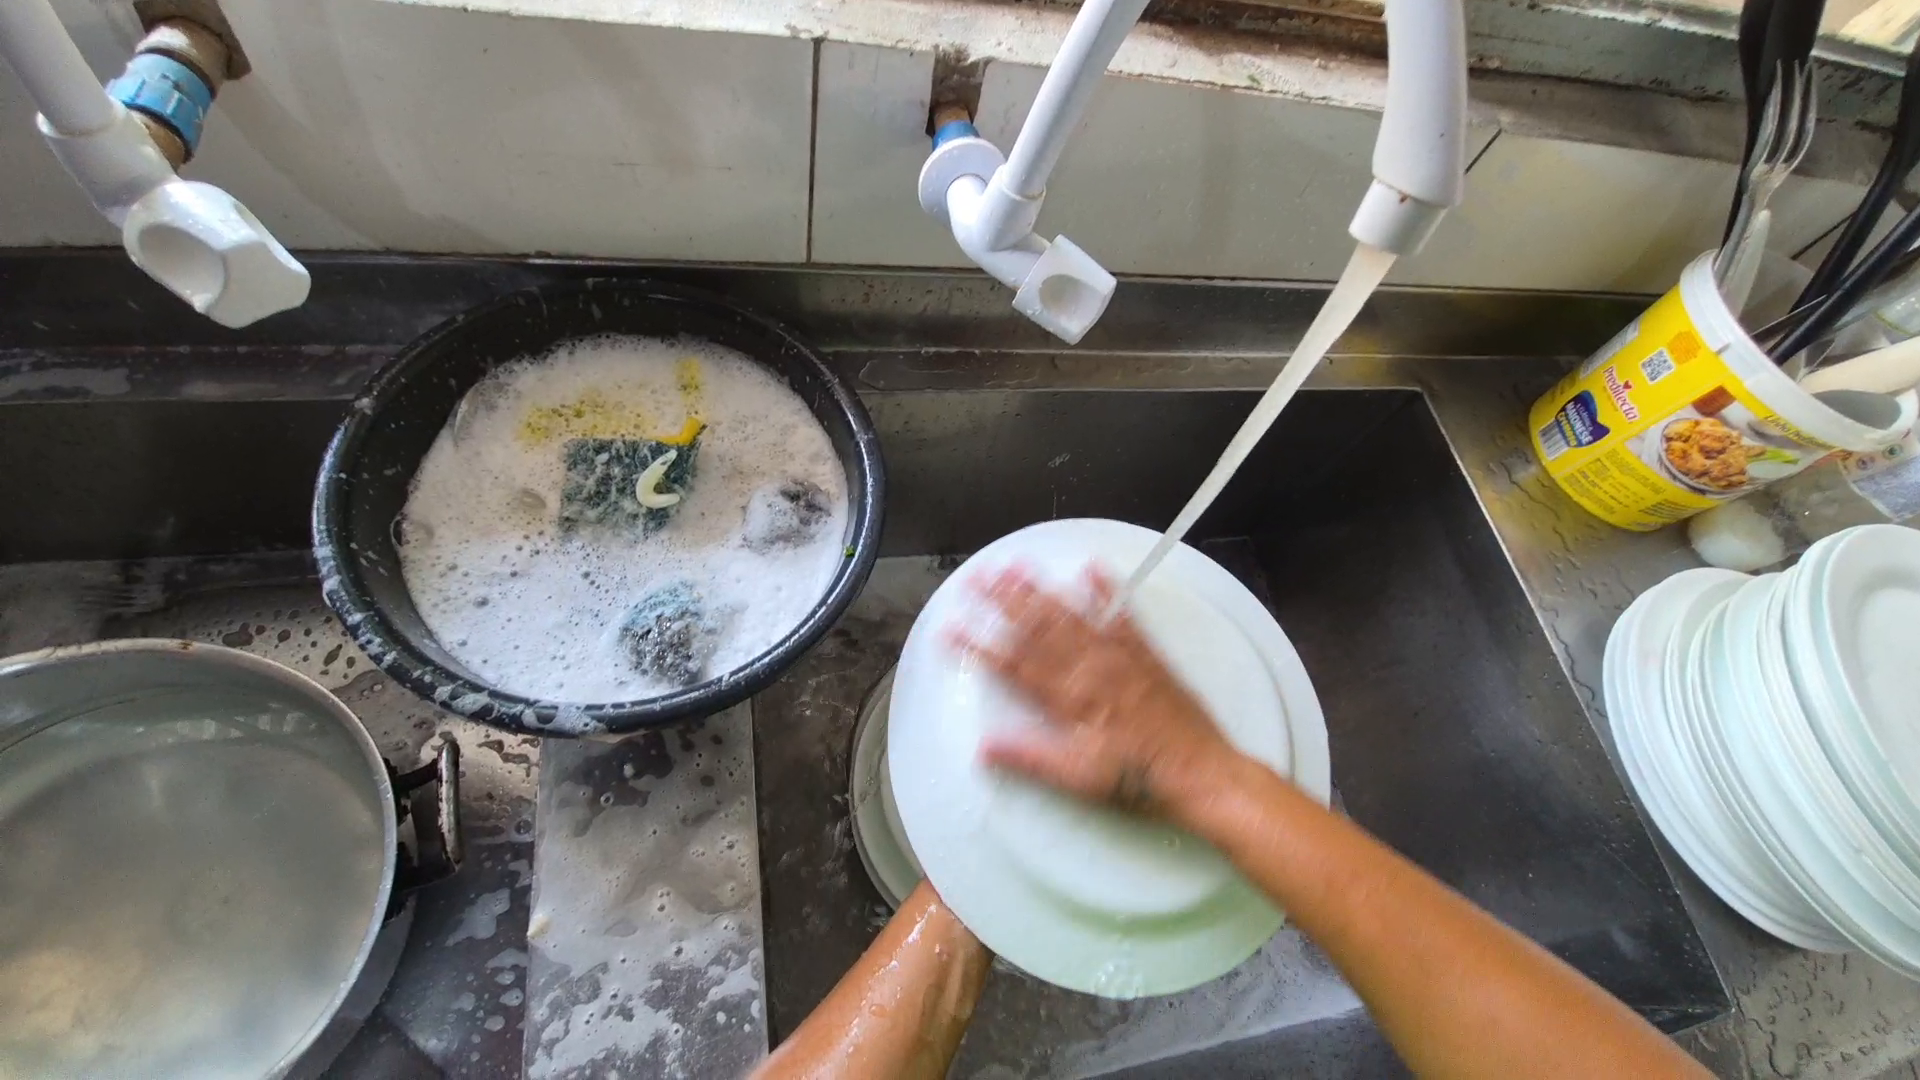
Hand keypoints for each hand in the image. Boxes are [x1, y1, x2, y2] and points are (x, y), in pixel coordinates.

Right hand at [948, 563, 1243, 820]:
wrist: (1202, 774)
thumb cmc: (1141, 780)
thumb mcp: (1079, 780)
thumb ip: (1031, 758)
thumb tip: (985, 747)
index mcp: (1070, 699)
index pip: (1013, 665)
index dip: (979, 645)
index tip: (951, 629)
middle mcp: (1091, 669)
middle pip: (1038, 629)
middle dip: (1003, 602)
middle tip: (977, 578)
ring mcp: (1119, 657)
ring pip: (1071, 615)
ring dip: (1041, 590)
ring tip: (1016, 565)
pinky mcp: (1144, 654)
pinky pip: (1121, 615)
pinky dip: (1105, 590)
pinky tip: (1091, 568)